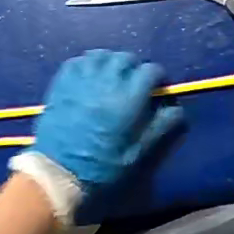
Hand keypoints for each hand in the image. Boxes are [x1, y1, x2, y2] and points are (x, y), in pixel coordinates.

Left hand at [15, 51, 181, 218]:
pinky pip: (77, 62)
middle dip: (135, 67)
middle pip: (127, 58)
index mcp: (129, 99)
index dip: (158, 77)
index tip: (157, 89)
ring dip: (111, 62)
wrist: (56, 179)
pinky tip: (90, 77)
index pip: (151, 71)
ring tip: (112, 76)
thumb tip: (176, 108)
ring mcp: (82, 82)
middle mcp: (107, 83)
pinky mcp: (62, 86)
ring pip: (102, 55)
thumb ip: (162, 127)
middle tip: (134, 83)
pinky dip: (87, 65)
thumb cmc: (103, 169)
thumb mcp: (140, 154)